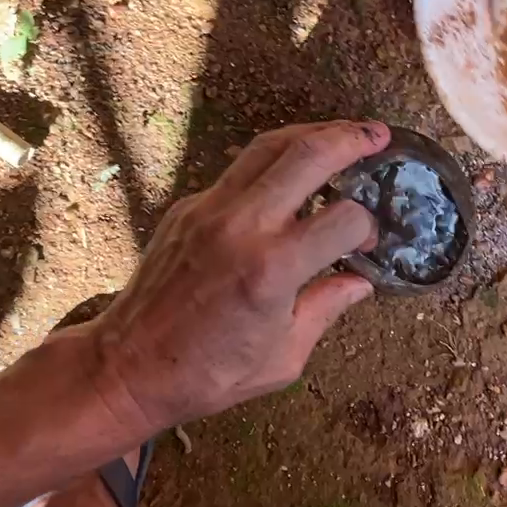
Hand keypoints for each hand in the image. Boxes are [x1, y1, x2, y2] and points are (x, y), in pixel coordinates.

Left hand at [86, 121, 388, 433]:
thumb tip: (361, 281)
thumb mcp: (283, 357)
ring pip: (269, 146)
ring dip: (312, 133)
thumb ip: (326, 308)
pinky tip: (291, 174)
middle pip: (308, 154)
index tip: (367, 242)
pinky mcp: (189, 205)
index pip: (343, 220)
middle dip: (351, 139)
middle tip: (378, 136)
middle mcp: (243, 225)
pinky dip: (274, 162)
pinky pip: (240, 170)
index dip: (366, 226)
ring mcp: (210, 208)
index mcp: (272, 269)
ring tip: (342, 134)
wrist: (128, 365)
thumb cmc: (209, 373)